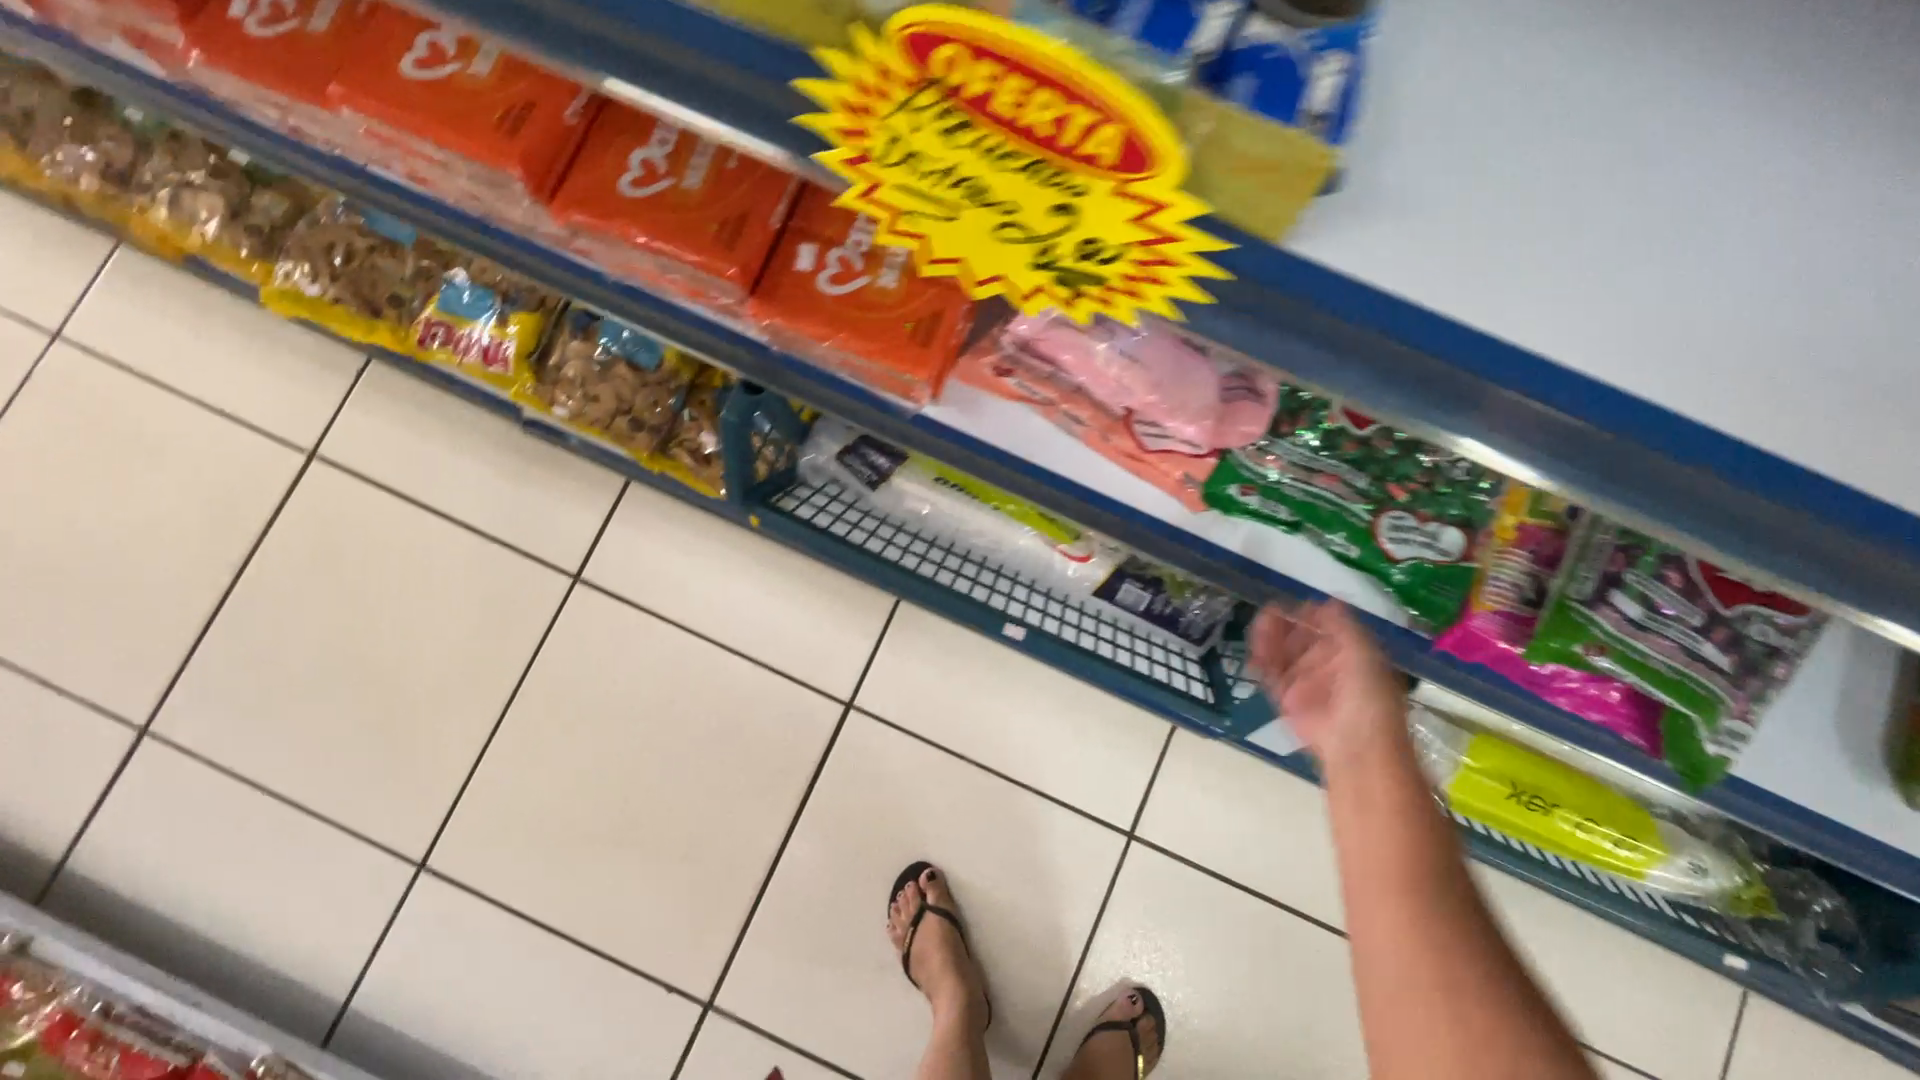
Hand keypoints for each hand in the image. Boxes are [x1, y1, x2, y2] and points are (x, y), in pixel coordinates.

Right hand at [1248, 601, 1406, 767]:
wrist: (1356, 746)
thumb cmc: (1368, 697)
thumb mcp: (1364, 655)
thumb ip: (1344, 626)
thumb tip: (1328, 600)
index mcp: (1348, 652)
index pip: (1324, 626)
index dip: (1308, 614)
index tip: (1294, 606)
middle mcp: (1326, 664)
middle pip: (1299, 637)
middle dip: (1284, 625)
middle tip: (1268, 614)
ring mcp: (1305, 682)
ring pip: (1281, 654)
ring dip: (1269, 640)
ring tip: (1258, 629)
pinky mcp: (1287, 699)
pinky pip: (1271, 675)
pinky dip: (1261, 662)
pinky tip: (1255, 653)